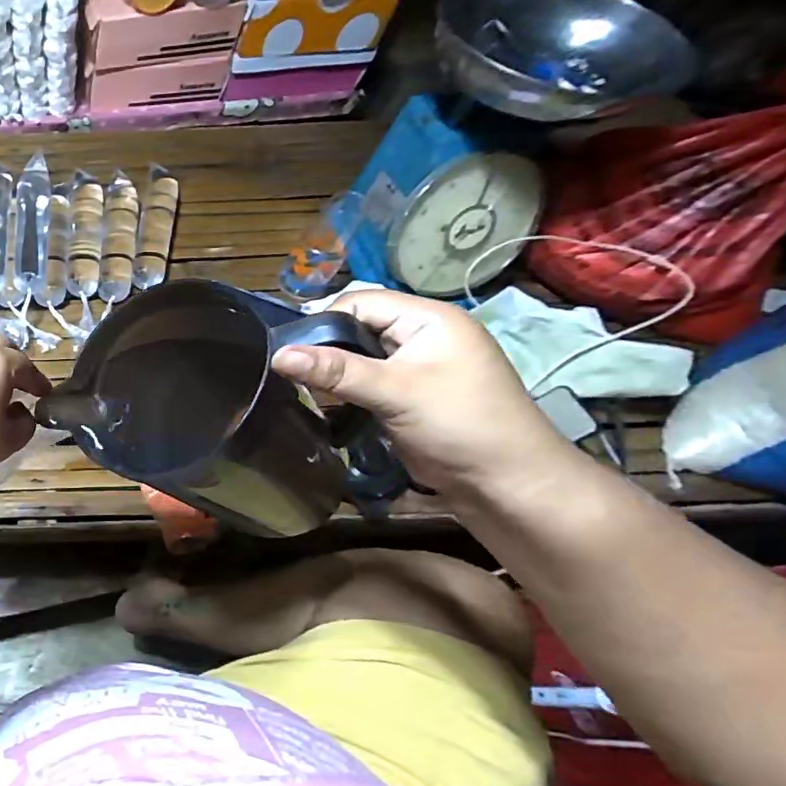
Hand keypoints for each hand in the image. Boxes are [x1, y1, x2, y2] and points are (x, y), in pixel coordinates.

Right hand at [269, 290, 577, 494]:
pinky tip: (322, 404)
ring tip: (300, 388)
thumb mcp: (394, 392)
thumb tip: (277, 354)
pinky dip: (343, 391)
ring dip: (331, 373)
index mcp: (428, 319)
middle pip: (356, 327)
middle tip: (289, 372)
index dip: (322, 321)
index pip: (360, 302)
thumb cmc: (460, 424)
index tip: (288, 350)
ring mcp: (414, 367)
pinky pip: (364, 382)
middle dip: (324, 348)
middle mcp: (420, 336)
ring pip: (357, 357)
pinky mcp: (406, 396)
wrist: (508, 484)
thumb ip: (335, 371)